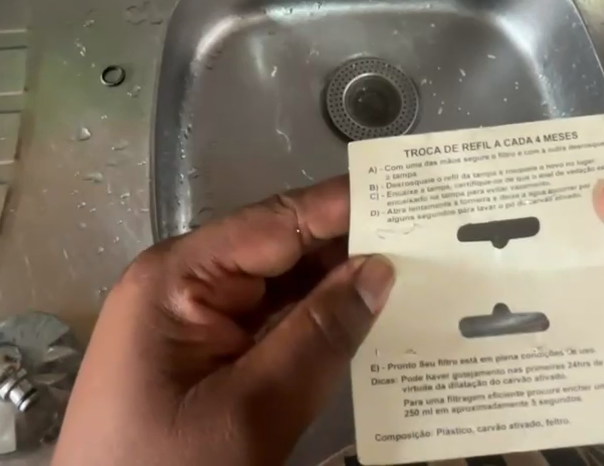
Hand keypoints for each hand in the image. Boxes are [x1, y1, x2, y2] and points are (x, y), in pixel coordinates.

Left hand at [57, 176, 394, 465]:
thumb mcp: (247, 414)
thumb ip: (318, 336)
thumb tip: (380, 268)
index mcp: (179, 276)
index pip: (277, 222)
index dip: (343, 204)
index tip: (405, 188)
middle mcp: (185, 283)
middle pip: (281, 247)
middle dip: (349, 242)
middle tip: (424, 232)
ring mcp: (194, 320)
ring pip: (282, 285)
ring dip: (340, 282)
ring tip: (411, 265)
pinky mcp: (206, 356)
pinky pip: (272, 322)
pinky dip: (318, 319)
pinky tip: (366, 315)